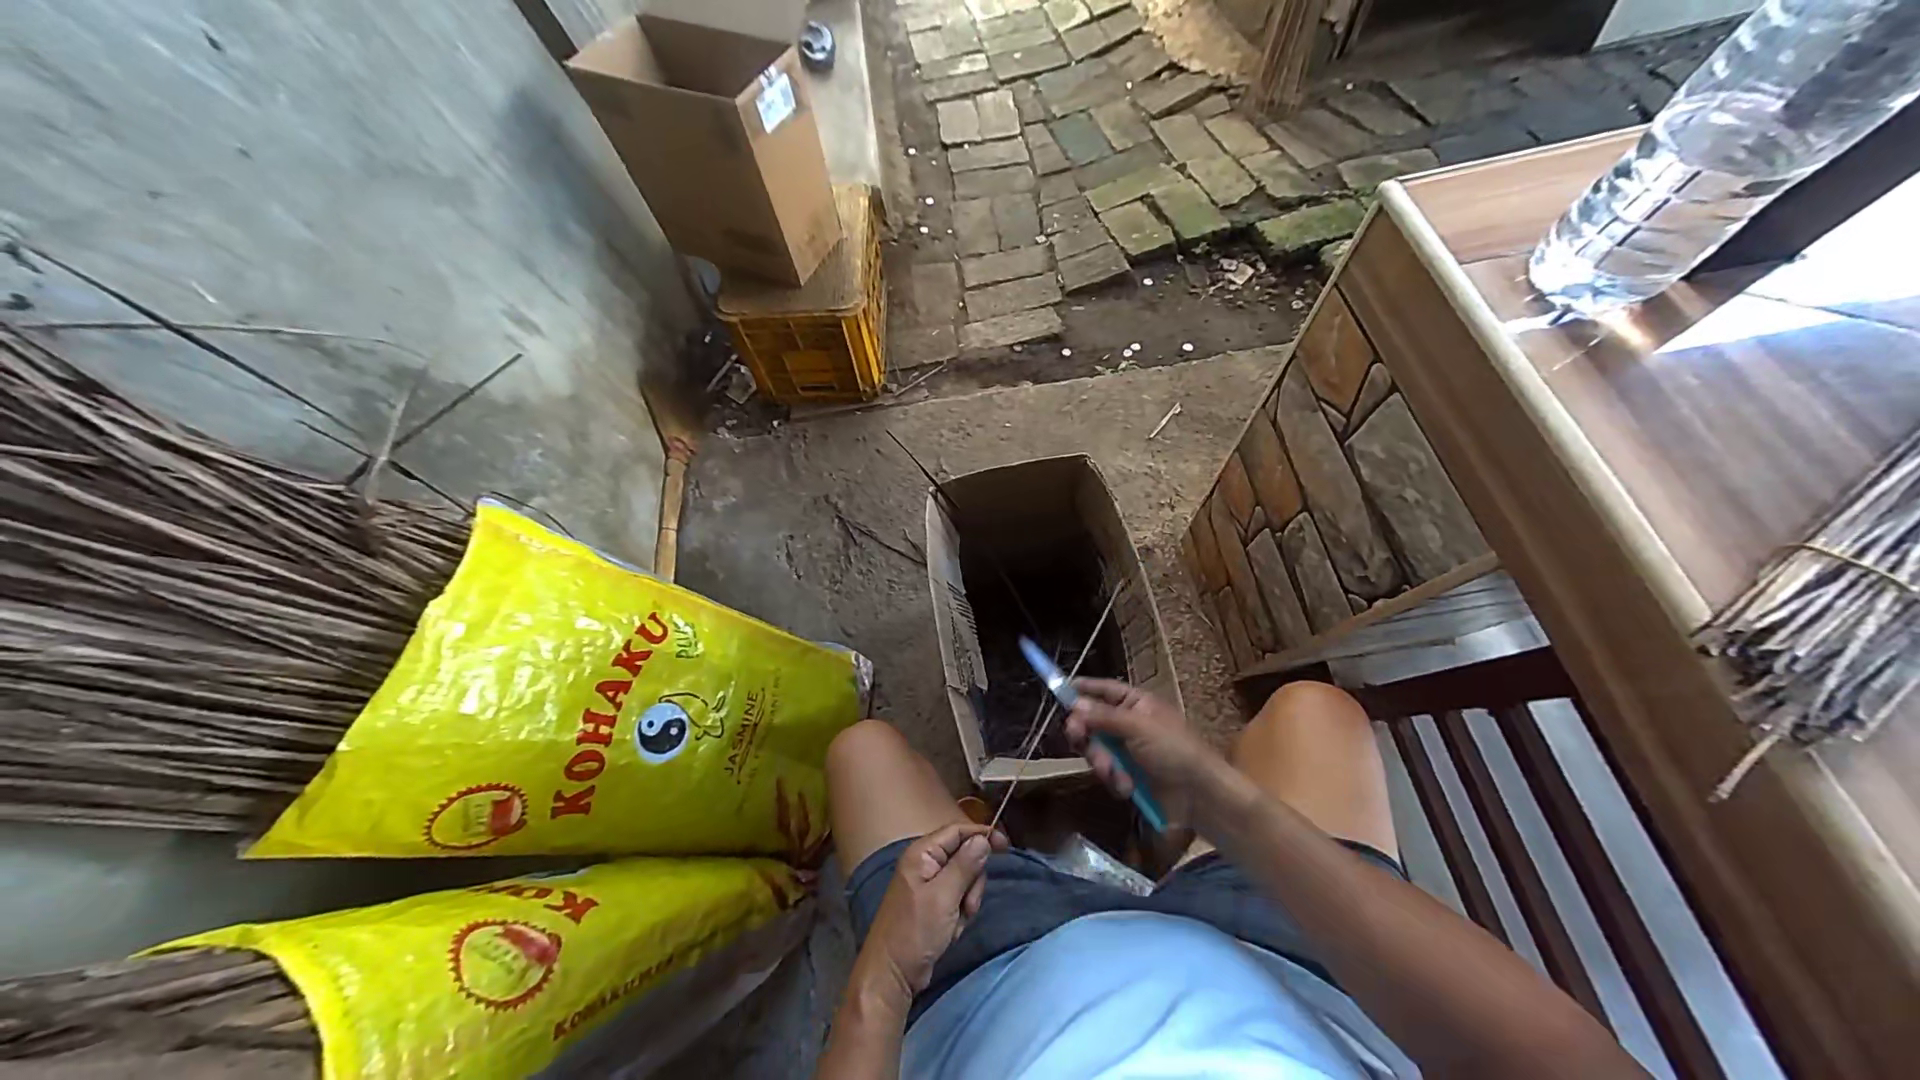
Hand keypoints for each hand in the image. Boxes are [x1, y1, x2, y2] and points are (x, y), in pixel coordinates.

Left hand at [857, 822, 1008, 999]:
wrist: (892, 974)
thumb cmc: (915, 932)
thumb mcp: (944, 896)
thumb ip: (965, 865)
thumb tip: (983, 839)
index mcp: (922, 853)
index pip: (957, 831)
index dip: (982, 834)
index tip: (1005, 846)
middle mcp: (925, 864)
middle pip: (964, 857)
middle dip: (972, 882)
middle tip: (967, 905)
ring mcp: (928, 885)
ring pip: (964, 880)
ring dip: (966, 902)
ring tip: (955, 922)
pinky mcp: (932, 904)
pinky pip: (958, 899)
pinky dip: (959, 914)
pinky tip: (950, 930)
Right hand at [1066, 679, 1224, 826]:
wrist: (1200, 795)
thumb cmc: (1174, 750)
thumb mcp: (1138, 727)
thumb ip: (1103, 716)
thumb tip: (1075, 705)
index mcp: (1137, 704)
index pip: (1105, 689)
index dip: (1085, 688)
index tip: (1060, 688)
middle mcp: (1130, 724)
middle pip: (1092, 722)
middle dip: (1087, 735)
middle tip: (1078, 738)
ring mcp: (1128, 751)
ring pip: (1096, 750)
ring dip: (1103, 763)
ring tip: (1115, 774)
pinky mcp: (1128, 775)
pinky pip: (1107, 772)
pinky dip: (1114, 780)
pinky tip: (1127, 787)